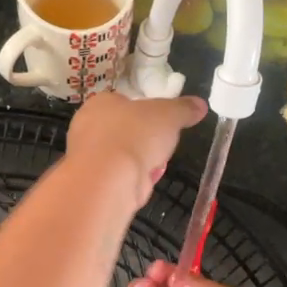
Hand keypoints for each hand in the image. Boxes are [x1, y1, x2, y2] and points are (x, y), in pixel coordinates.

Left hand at [65, 93, 205, 208]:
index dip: (143, 113)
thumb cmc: (136, 135)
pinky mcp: (92, 183)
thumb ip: (184, 109)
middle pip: (122, 131)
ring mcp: (86, 157)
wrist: (110, 179)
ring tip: (154, 165)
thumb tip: (200, 105)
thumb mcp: (169, 115)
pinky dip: (133, 180)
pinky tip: (143, 182)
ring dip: (140, 162)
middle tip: (159, 145)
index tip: (159, 123)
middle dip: (143, 141)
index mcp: (100, 103)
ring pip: (121, 157)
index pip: (122, 103)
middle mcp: (86, 127)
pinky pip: (119, 177)